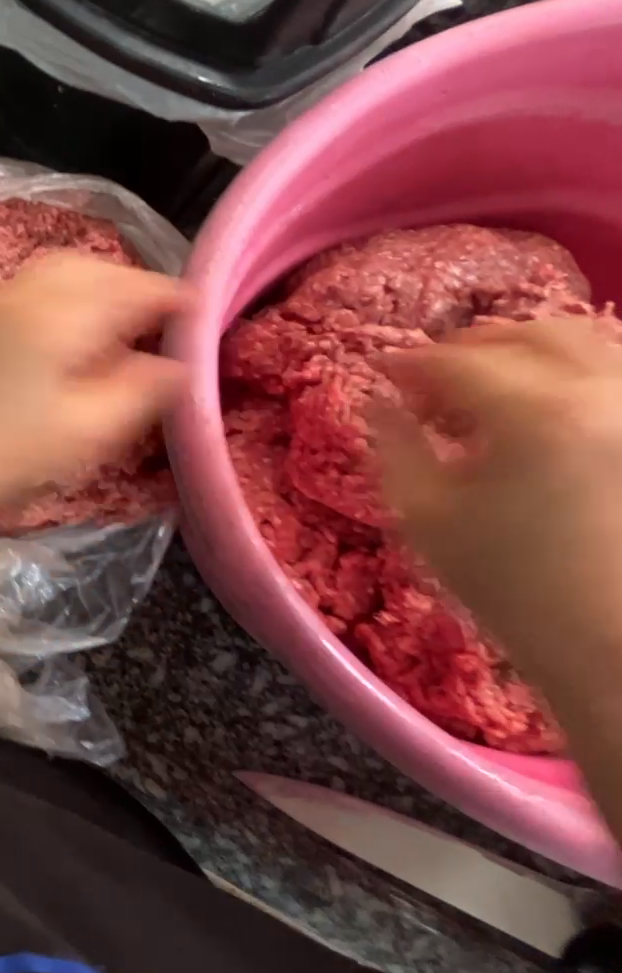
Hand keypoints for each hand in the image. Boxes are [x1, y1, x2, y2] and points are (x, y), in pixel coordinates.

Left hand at [0, 252, 185, 516]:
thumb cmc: (7, 458)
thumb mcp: (87, 432)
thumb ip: (141, 390)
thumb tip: (176, 363)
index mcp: (54, 317)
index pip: (127, 287)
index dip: (169, 297)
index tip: (195, 313)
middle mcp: (15, 297)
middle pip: (86, 266)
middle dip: (126, 282)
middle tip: (152, 316)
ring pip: (48, 273)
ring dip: (88, 284)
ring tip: (109, 322)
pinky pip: (16, 290)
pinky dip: (50, 296)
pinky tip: (59, 332)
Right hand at [370, 320, 621, 680]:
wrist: (611, 639)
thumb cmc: (505, 581)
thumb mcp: (421, 513)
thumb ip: (394, 444)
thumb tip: (379, 401)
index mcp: (536, 415)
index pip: (457, 361)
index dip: (407, 362)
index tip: (376, 370)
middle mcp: (610, 395)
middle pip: (537, 333)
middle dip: (474, 344)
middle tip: (432, 373)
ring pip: (595, 343)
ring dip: (530, 354)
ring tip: (490, 388)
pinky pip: (621, 376)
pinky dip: (579, 374)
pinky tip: (547, 405)